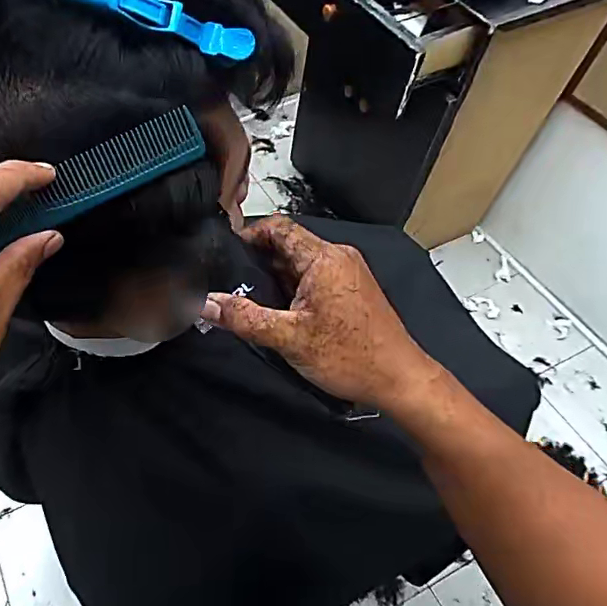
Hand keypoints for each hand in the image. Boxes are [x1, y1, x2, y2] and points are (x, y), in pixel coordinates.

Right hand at [200, 216, 441, 410]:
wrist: (398, 379)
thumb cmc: (356, 358)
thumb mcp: (289, 338)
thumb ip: (244, 317)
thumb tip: (208, 304)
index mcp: (324, 258)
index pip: (278, 227)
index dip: (248, 235)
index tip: (227, 252)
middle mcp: (339, 258)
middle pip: (287, 246)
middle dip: (259, 265)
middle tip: (236, 288)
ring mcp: (348, 274)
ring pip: (300, 265)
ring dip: (277, 282)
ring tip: (258, 307)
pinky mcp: (352, 291)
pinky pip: (316, 280)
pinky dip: (296, 292)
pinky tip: (285, 317)